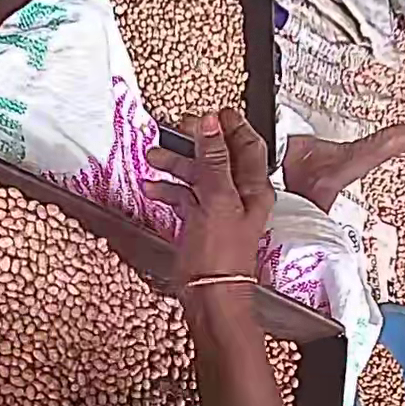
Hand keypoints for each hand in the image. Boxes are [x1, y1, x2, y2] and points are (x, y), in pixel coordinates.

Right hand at [145, 109, 274, 283]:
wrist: (209, 295)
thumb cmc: (220, 252)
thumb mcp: (218, 199)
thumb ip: (213, 160)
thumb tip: (210, 122)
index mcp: (252, 188)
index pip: (247, 146)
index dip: (232, 126)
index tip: (215, 110)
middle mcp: (238, 196)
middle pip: (218, 158)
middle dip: (197, 142)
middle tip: (177, 128)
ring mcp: (217, 211)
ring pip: (198, 177)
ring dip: (176, 165)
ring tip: (153, 157)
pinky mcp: (199, 225)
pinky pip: (184, 199)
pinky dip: (169, 191)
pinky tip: (152, 188)